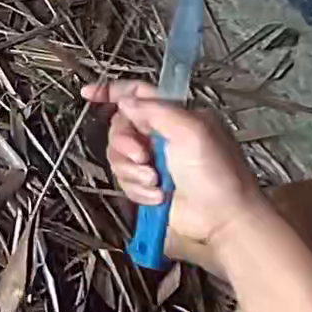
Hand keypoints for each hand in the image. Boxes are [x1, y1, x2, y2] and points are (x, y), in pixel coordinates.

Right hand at [82, 80, 273, 268]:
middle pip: (121, 127)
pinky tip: (157, 195)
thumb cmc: (219, 175)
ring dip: (133, 170)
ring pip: (118, 155)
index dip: (112, 92)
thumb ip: (155, 110)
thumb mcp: (190, 131)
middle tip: (142, 156)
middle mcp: (162, 136)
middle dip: (126, 143)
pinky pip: (124, 180)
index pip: (138, 94)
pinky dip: (138, 189)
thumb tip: (126, 100)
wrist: (222, 219)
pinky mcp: (148, 184)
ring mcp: (154, 161)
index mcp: (176, 115)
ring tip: (154, 180)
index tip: (89, 94)